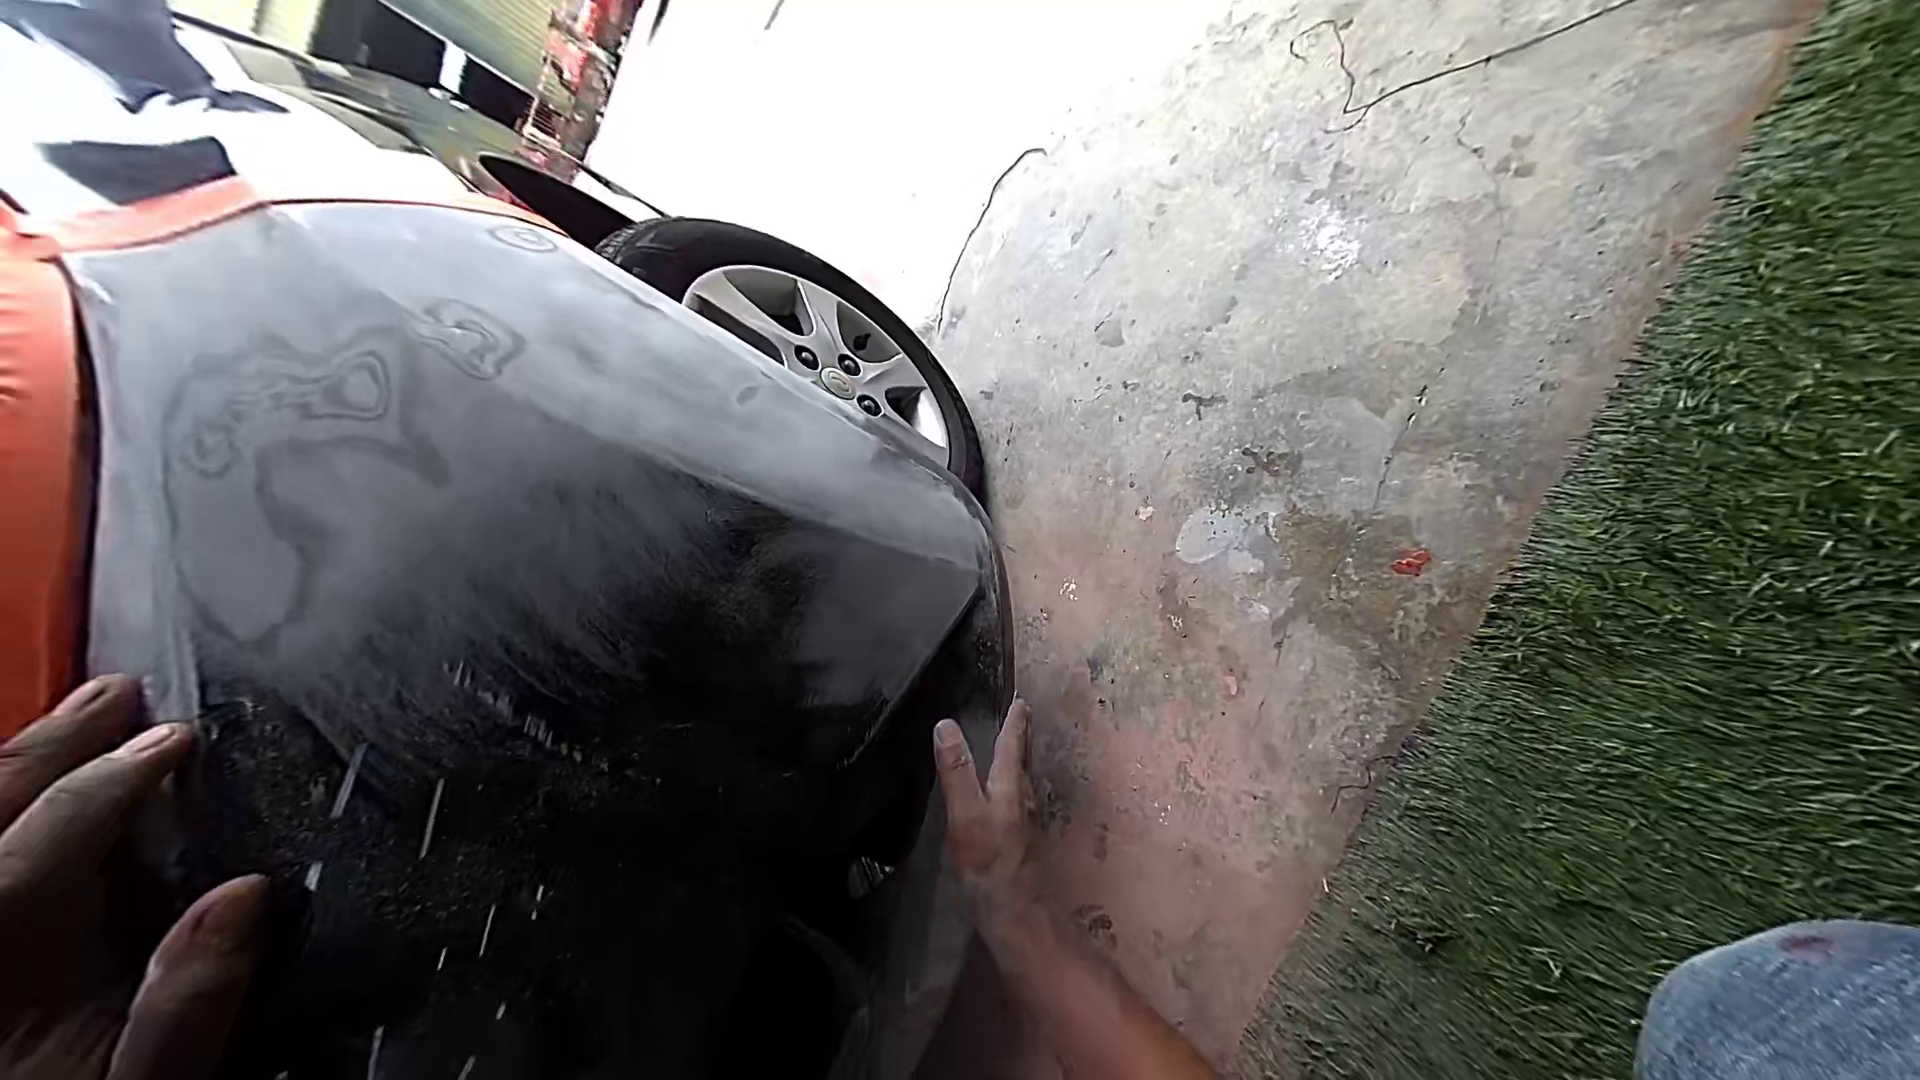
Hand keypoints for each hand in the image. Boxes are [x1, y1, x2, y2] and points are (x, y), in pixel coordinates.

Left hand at [0, 675, 266, 1079]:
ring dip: (8, 774)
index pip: (30, 864)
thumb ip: (194, 998)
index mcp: (0, 990)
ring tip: (74, 717)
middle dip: (40, 757)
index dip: (104, 788)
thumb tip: (244, 891)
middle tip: (113, 692)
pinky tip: (27, 783)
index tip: (175, 736)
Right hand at [933, 700, 1040, 940]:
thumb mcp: (966, 813)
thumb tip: (946, 725)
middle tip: (1018, 713)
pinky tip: (1001, 792)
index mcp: (1011, 784)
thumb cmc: (991, 863)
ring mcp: (1024, 819)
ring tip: (1009, 744)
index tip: (1019, 699)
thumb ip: (956, 770)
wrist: (1018, 917)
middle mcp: (1023, 796)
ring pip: (1022, 777)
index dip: (1015, 720)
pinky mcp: (1020, 838)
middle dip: (1019, 734)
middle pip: (1022, 757)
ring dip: (1017, 756)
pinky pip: (1016, 795)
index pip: (1013, 742)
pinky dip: (1010, 780)